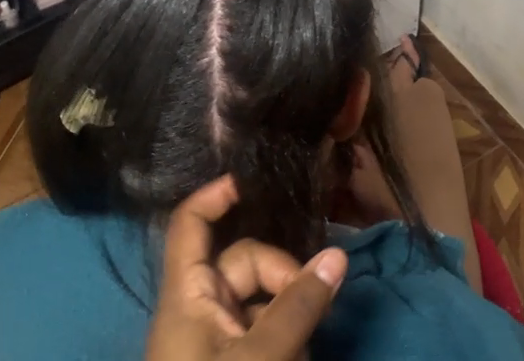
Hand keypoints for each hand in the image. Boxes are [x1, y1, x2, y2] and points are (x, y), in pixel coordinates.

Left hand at [145, 176, 348, 360]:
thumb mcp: (261, 358)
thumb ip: (298, 306)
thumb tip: (337, 255)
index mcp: (186, 295)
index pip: (189, 225)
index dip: (215, 196)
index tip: (254, 181)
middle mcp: (197, 308)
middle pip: (241, 260)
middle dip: (281, 274)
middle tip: (314, 305)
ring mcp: (214, 339)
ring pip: (259, 298)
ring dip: (289, 312)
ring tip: (303, 350)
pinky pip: (262, 330)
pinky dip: (285, 337)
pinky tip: (300, 358)